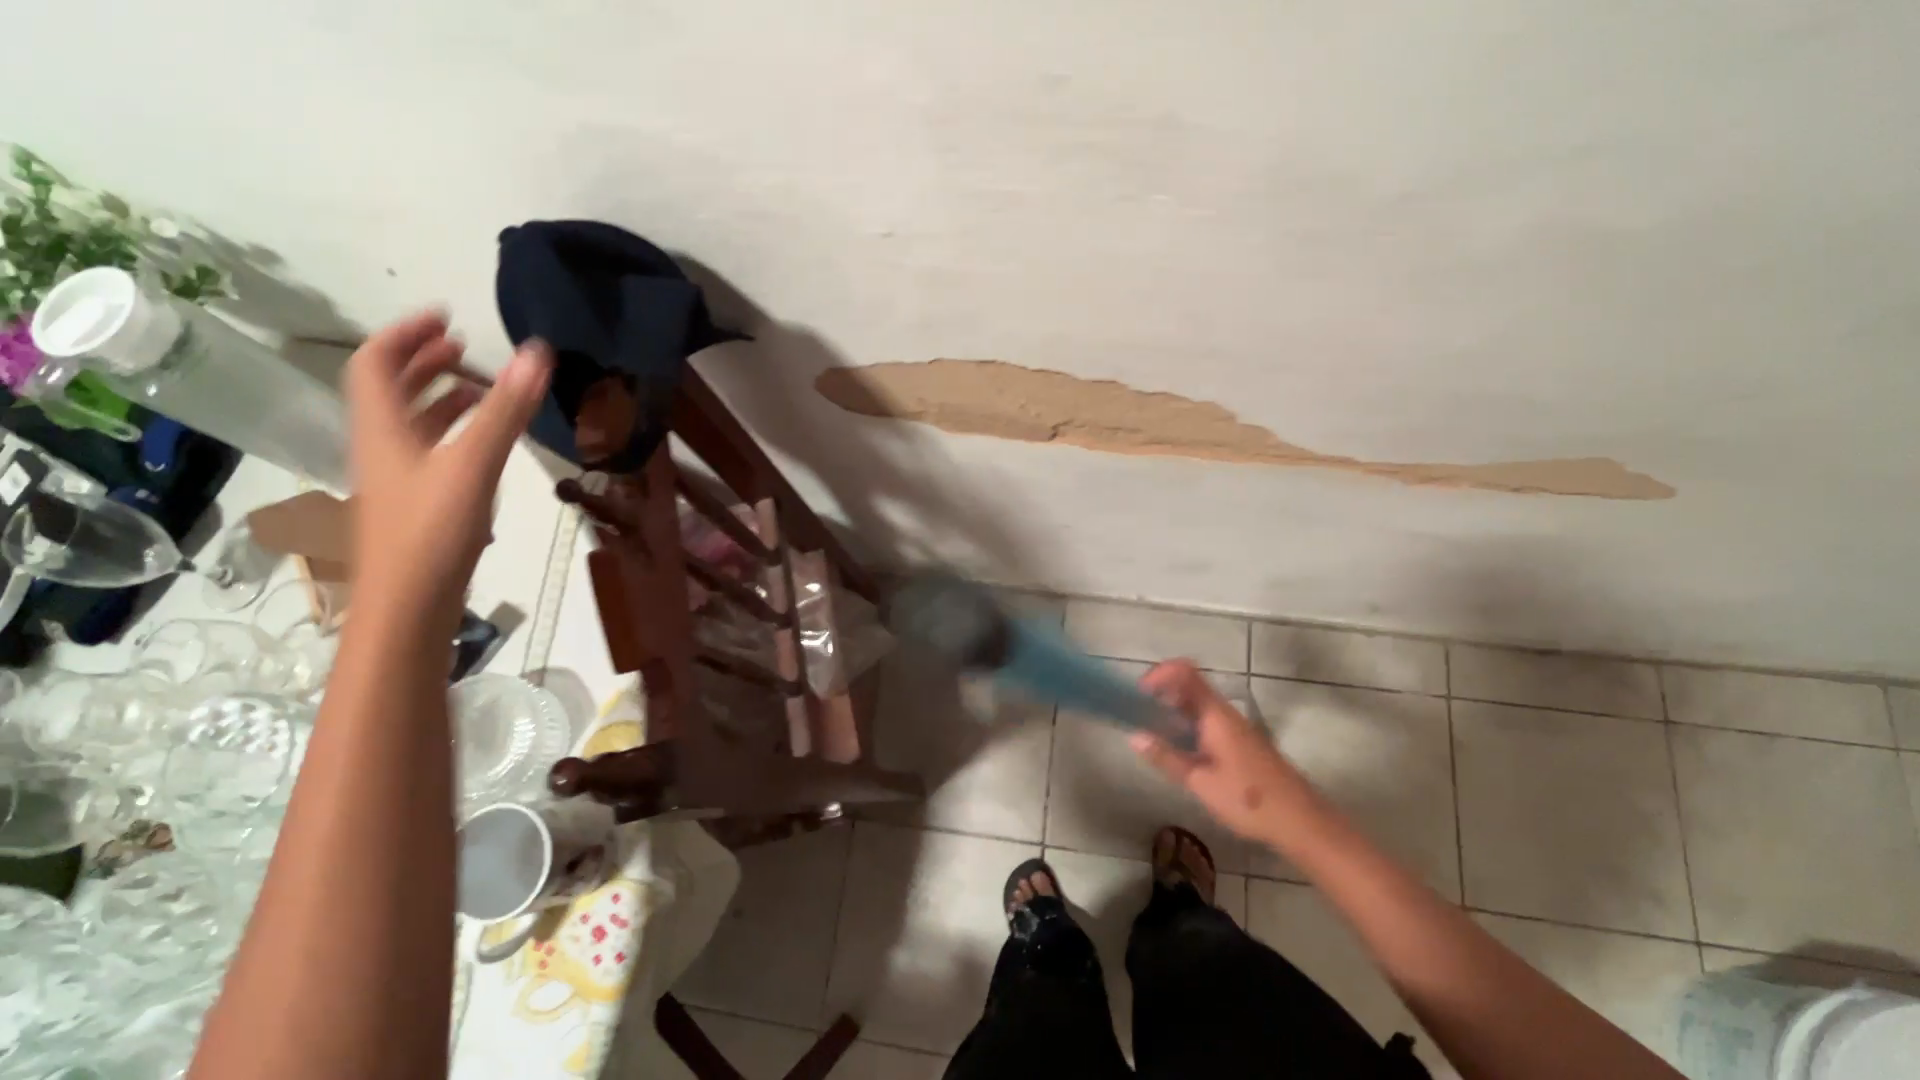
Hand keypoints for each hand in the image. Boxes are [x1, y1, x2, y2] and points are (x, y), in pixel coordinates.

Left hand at [344, 311, 550, 632]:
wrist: (407, 607)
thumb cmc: (431, 531)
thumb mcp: (472, 465)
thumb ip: (506, 410)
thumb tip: (537, 352)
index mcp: (382, 426)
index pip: (375, 361)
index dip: (405, 333)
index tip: (446, 318)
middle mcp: (381, 445)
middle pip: (391, 389)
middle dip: (425, 362)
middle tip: (465, 348)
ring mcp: (396, 477)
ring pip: (411, 422)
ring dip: (441, 397)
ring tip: (483, 389)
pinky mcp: (415, 504)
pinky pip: (429, 451)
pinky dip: (454, 434)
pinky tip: (485, 444)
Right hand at [1131, 659, 1310, 844]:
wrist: (1300, 820)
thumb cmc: (1248, 800)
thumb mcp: (1200, 782)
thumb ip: (1167, 758)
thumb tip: (1134, 736)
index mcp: (1216, 715)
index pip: (1185, 673)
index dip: (1160, 673)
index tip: (1139, 694)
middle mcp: (1226, 714)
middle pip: (1190, 686)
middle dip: (1161, 695)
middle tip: (1138, 717)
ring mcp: (1235, 728)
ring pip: (1198, 706)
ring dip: (1173, 713)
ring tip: (1153, 736)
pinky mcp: (1241, 743)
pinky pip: (1208, 722)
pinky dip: (1187, 727)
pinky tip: (1179, 753)